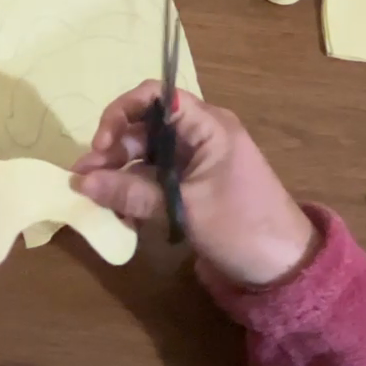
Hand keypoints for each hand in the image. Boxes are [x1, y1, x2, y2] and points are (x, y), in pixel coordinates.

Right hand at [73, 82, 316, 287]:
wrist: (284, 269)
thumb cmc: (242, 228)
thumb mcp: (183, 209)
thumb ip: (132, 193)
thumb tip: (80, 182)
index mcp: (207, 126)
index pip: (156, 96)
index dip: (122, 112)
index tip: (100, 145)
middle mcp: (198, 135)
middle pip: (143, 127)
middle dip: (112, 150)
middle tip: (83, 179)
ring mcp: (193, 161)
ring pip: (143, 155)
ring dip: (118, 174)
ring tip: (95, 199)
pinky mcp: (188, 185)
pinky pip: (151, 177)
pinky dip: (132, 191)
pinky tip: (119, 215)